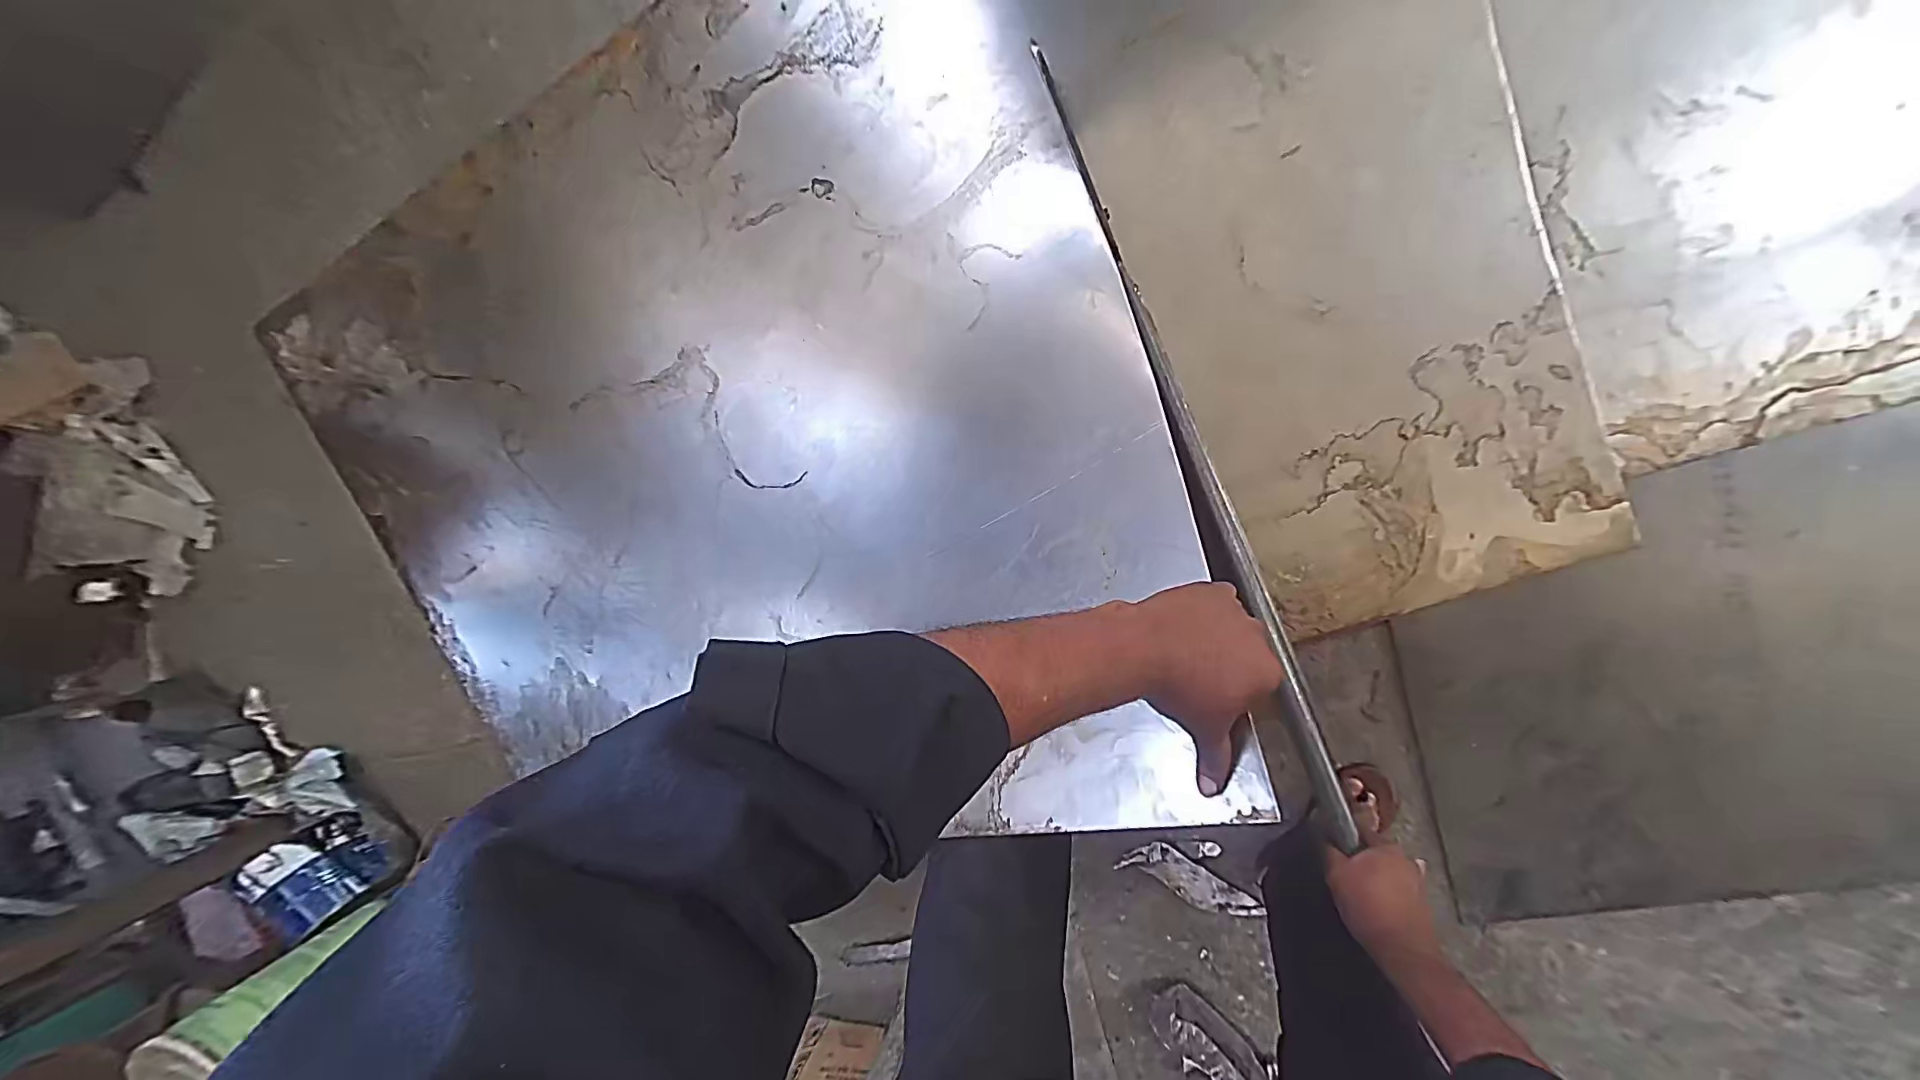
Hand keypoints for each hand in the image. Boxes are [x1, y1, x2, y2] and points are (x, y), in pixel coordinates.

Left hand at [1131, 583, 1284, 796]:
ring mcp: (1236, 611)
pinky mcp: (1212, 591)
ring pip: (1233, 627)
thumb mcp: (1203, 728)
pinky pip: (1216, 600)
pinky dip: (1205, 609)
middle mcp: (1258, 638)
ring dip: (1218, 636)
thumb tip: (1212, 785)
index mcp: (1267, 673)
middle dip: (1231, 666)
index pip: (1262, 688)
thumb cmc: (1177, 686)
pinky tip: (1188, 622)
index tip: (1218, 698)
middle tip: (1201, 677)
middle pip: (1250, 656)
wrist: (1144, 648)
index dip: (1239, 695)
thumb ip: (1216, 758)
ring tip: (1188, 650)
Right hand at [1323, 834, 1441, 966]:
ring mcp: (1418, 883)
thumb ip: (1329, 851)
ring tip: (1356, 893)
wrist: (1404, 950)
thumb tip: (1324, 838)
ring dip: (1374, 878)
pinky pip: (1396, 892)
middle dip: (1359, 859)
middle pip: (1375, 852)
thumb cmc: (1367, 905)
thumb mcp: (1336, 874)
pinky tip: (1374, 907)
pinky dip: (1385, 895)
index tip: (1329, 844)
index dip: (1342, 834)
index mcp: (1387, 846)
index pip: (1359, 829)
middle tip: (1341, 871)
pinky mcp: (1422, 906)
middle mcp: (1407, 859)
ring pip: (1386, 873)